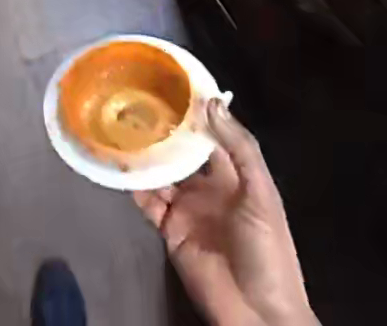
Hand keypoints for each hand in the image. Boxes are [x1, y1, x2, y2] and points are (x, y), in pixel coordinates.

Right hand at [132, 99, 316, 325]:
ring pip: (159, 171)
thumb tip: (211, 102)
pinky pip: (146, 200)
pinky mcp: (168, 229)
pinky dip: (132, 184)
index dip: (192, 113)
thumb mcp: (262, 195)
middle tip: (133, 100)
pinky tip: (118, 164)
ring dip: (143, 153)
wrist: (259, 317)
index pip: (210, 136)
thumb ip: (239, 149)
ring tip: (119, 125)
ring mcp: (186, 207)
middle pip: (179, 151)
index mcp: (233, 176)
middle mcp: (206, 187)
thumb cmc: (268, 251)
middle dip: (161, 130)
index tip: (169, 84)